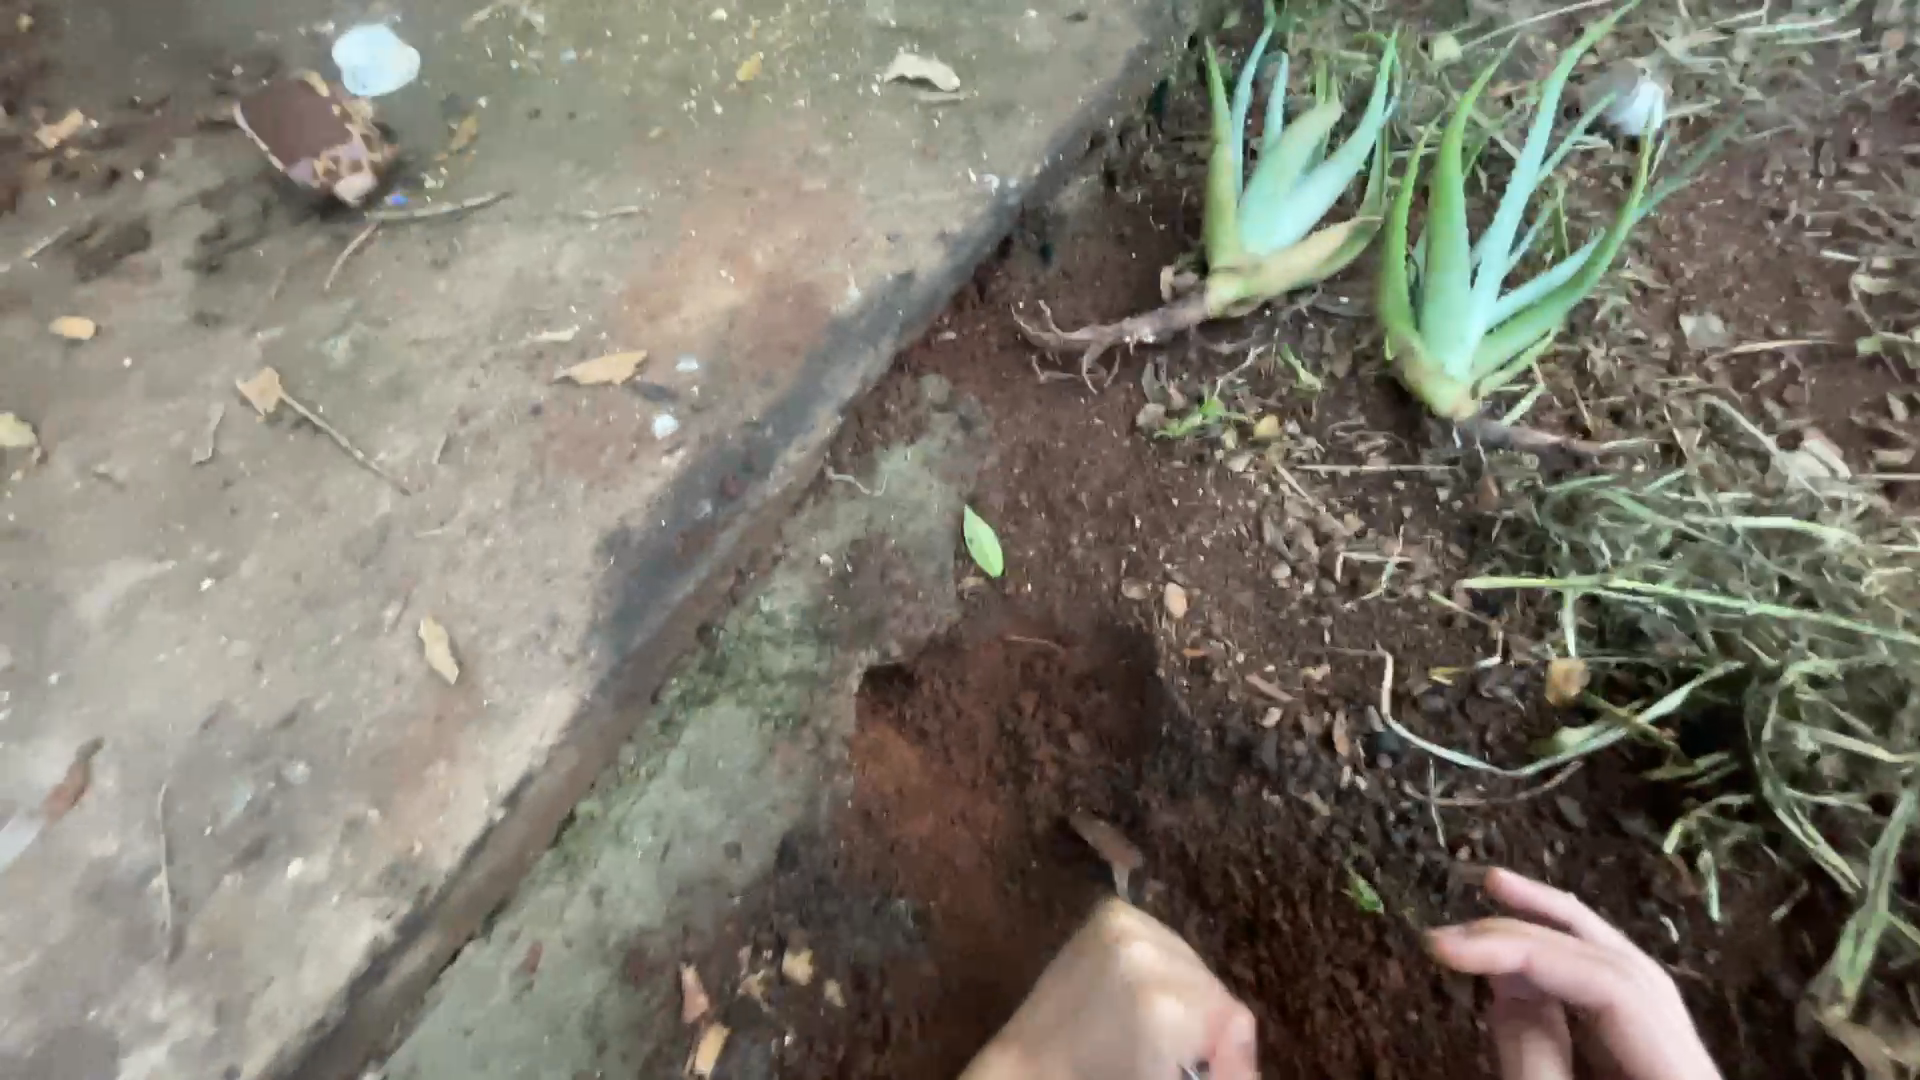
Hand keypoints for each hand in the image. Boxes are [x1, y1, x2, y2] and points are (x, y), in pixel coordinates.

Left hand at [960, 899, 1257, 1079]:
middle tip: (1178, 1051)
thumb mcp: (1168, 1075)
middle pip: (1212, 984)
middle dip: (1205, 1022)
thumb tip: (1247, 1060)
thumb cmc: (1103, 1079)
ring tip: (1150, 1020)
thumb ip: (1221, 1065)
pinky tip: (1134, 987)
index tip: (1209, 1068)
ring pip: (1188, 959)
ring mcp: (1123, 923)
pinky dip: (1158, 962)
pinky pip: (1160, 934)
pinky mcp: (1108, 912)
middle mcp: (1145, 952)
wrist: (1031, 1065)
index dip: (1232, 1054)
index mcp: (1163, 1007)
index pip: (1236, 1016)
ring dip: (1182, 990)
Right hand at [1427, 868, 1722, 1079]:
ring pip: (1620, 972)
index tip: (1438, 945)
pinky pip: (1606, 1004)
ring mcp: (1675, 1061)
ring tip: (1495, 885)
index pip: (1609, 984)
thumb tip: (1505, 980)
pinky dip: (1557, 970)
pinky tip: (1517, 952)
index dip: (1520, 950)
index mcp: (1684, 1077)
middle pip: (1622, 965)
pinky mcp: (1648, 1066)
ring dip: (1551, 928)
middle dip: (1538, 925)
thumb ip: (1532, 1055)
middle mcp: (1692, 1060)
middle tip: (1466, 898)